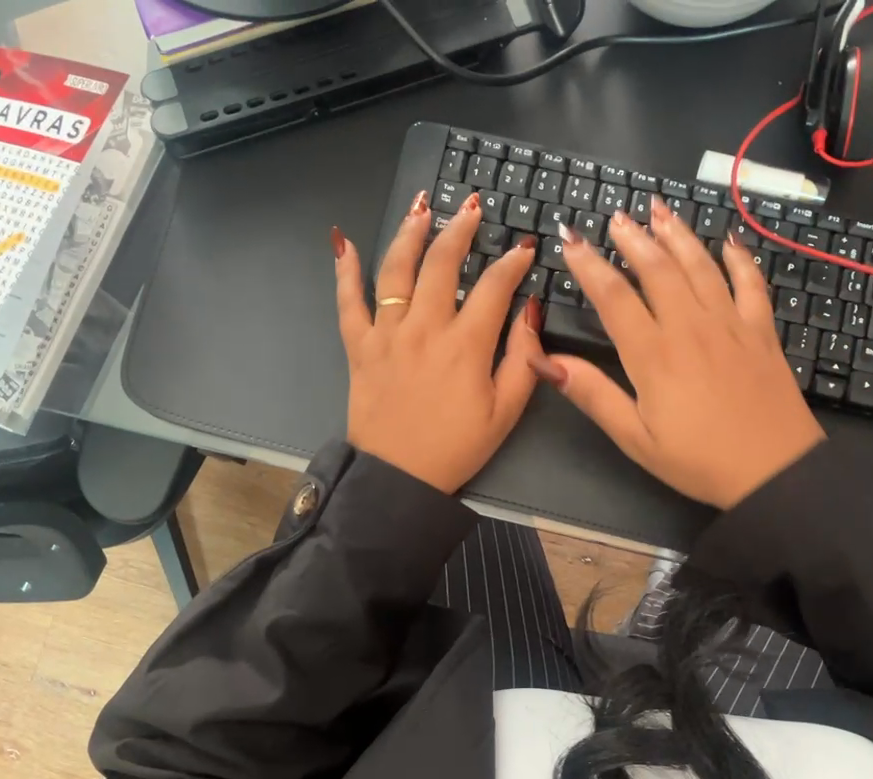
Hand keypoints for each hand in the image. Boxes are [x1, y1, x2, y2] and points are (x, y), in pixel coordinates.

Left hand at [334, 191, 547, 493]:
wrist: (397, 478)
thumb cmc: (456, 448)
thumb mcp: (506, 412)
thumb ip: (524, 360)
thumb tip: (530, 312)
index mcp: (466, 345)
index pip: (494, 286)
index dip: (512, 261)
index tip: (523, 247)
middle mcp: (425, 328)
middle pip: (442, 263)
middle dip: (461, 228)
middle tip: (472, 208)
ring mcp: (387, 334)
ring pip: (396, 269)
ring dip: (410, 232)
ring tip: (422, 207)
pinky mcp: (359, 347)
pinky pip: (348, 302)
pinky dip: (344, 271)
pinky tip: (342, 242)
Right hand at [531, 200, 825, 509]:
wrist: (774, 470)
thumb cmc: (697, 461)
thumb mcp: (635, 438)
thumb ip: (593, 395)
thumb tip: (545, 362)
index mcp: (653, 354)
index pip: (613, 297)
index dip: (588, 265)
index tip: (570, 240)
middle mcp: (690, 327)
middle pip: (657, 269)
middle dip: (633, 238)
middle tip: (616, 217)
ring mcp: (730, 324)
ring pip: (700, 265)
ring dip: (677, 234)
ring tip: (659, 210)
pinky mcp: (761, 331)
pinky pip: (750, 282)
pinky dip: (739, 257)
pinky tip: (729, 241)